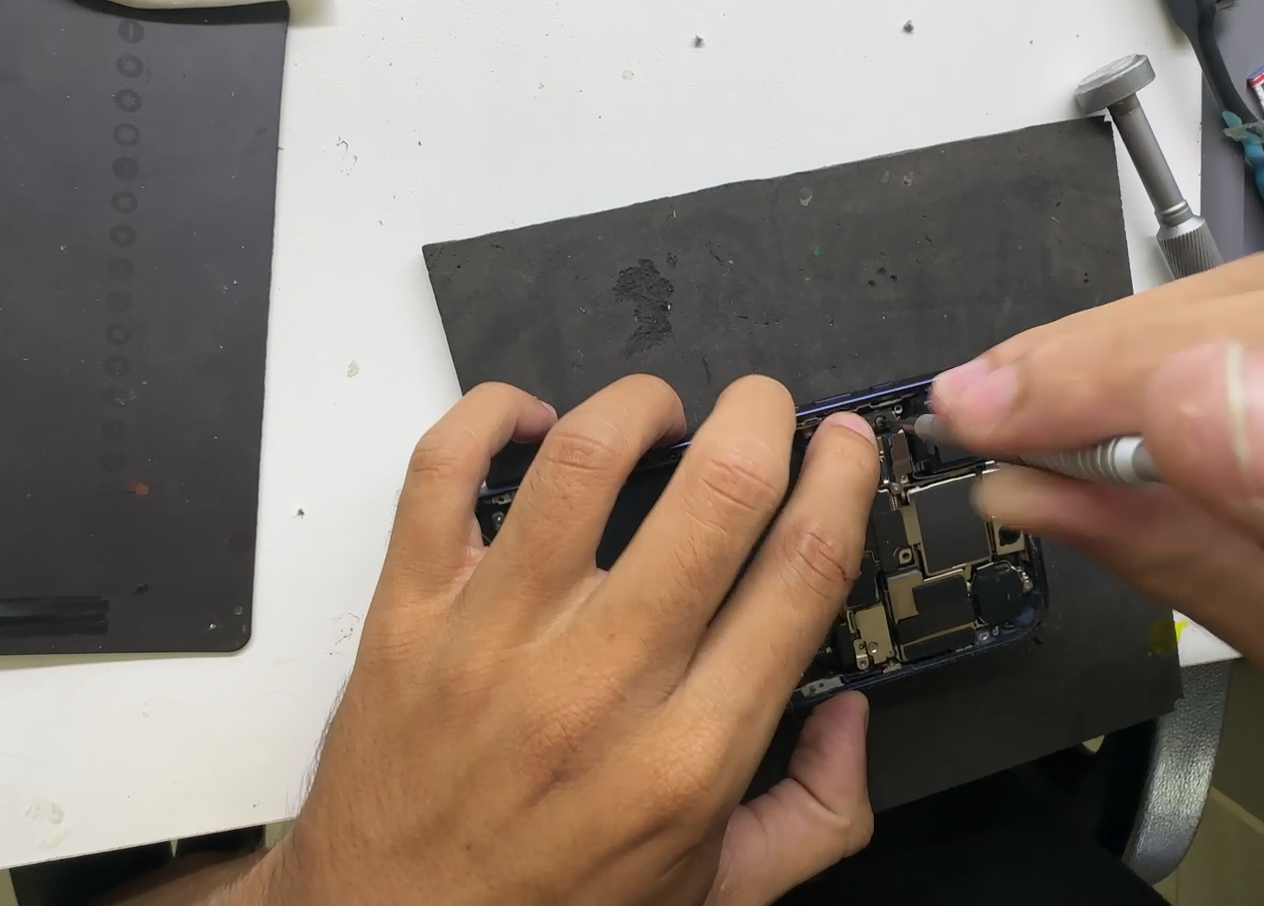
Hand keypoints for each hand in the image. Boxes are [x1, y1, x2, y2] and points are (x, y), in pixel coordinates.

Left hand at [236, 376, 882, 905]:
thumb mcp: (715, 898)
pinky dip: (489, 416)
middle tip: (760, 405)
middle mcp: (598, 679)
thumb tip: (852, 714)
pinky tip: (530, 421)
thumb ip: (812, 815)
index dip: (840, 484)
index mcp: (690, 751)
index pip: (800, 574)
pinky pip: (443, 471)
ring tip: (656, 415)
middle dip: (757, 419)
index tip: (844, 444)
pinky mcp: (411, 607)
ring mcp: (495, 633)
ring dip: (636, 407)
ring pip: (581, 460)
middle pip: (712, 496)